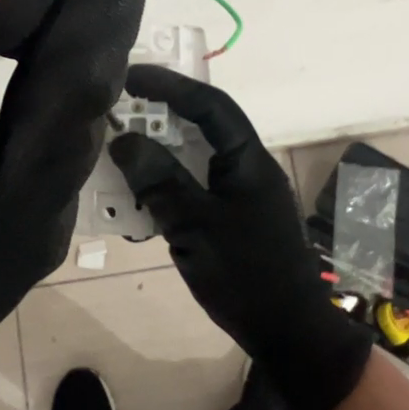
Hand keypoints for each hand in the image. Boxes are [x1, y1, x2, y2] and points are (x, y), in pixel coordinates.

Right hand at [107, 65, 372, 409]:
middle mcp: (248, 169)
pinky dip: (168, 185)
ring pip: (196, 159)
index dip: (170, 86)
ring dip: (160, 153)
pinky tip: (140, 197)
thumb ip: (159, 180)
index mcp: (248, 160)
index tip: (130, 77)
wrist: (287, 332)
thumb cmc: (245, 275)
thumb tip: (123, 139)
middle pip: (203, 128)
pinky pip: (196, 187)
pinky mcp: (233, 219)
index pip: (210, 105)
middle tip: (120, 110)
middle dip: (161, 116)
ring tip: (122, 150)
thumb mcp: (195, 225)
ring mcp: (242, 195)